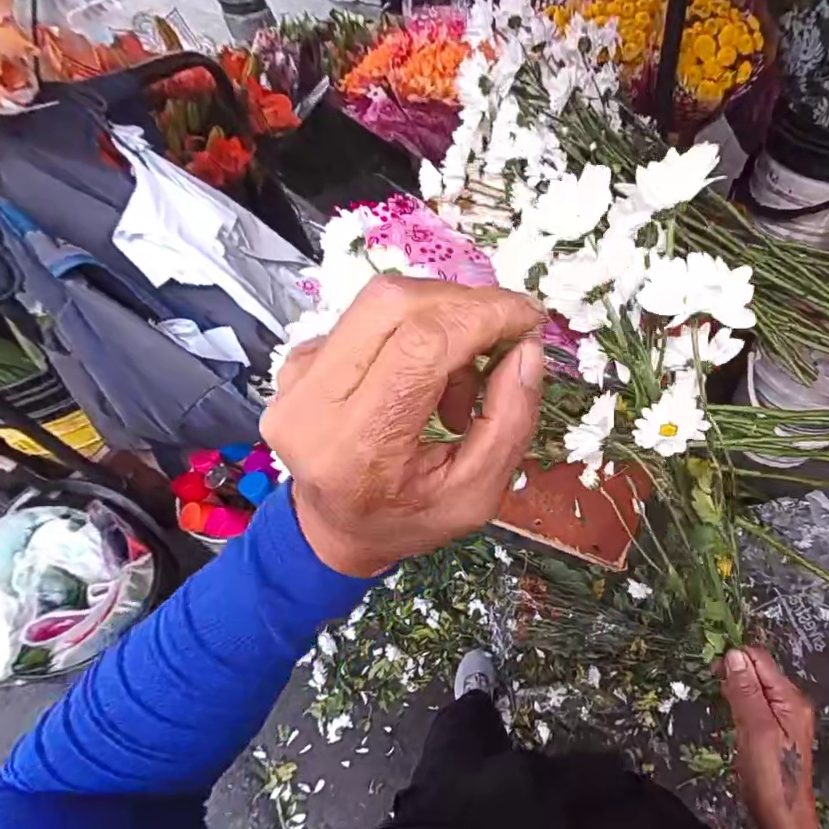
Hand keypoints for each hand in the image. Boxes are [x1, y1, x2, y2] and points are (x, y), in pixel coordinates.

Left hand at [261, 277, 544, 576]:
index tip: (530, 319)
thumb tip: (527, 347)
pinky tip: (433, 372)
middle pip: (396, 303)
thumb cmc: (411, 519)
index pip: (422, 344)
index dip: (486, 316)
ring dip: (446, 317)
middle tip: (508, 333)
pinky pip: (374, 315)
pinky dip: (422, 328)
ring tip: (467, 374)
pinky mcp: (302, 357)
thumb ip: (512, 422)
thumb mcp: (479, 493)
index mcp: (358, 445)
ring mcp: (298, 374)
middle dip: (468, 305)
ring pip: (384, 300)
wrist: (338, 529)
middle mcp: (312, 400)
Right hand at [718, 646, 828, 828]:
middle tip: (717, 692)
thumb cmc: (772, 779)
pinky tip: (732, 719)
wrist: (785, 826)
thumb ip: (746, 691)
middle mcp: (790, 702)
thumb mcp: (756, 730)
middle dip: (735, 673)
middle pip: (758, 672)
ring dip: (737, 690)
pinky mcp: (775, 733)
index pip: (760, 660)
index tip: (713, 672)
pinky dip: (741, 707)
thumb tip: (734, 654)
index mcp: (790, 697)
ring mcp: (785, 718)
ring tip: (723, 705)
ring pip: (755, 689)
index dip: (736, 659)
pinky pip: (756, 707)